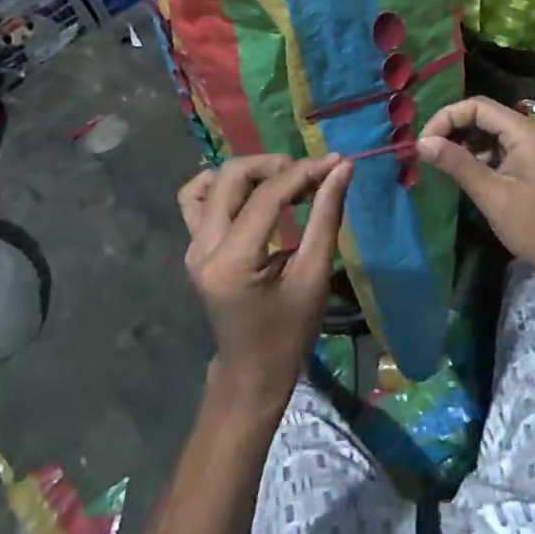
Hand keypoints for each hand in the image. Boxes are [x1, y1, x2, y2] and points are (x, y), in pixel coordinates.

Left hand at [177, 153, 351, 409]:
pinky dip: (223, 186)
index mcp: (232, 261)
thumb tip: (342, 168)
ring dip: (249, 173)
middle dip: (275, 166)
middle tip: (310, 176)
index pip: (266, 196)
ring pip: (210, 183)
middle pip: (231, 177)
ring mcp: (192, 247)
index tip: (336, 162)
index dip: (303, 172)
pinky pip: (197, 200)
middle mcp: (202, 248)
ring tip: (282, 183)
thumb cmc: (289, 332)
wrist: (252, 372)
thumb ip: (326, 216)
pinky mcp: (193, 248)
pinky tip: (251, 193)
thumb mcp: (314, 275)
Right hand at [417, 97, 534, 292]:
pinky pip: (500, 151)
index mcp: (526, 134)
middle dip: (453, 129)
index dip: (447, 117)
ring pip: (491, 134)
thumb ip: (458, 164)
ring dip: (464, 144)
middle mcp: (531, 135)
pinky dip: (478, 158)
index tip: (425, 143)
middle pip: (484, 116)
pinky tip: (462, 174)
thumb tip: (422, 142)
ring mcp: (534, 151)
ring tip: (439, 163)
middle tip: (427, 152)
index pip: (478, 106)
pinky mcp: (532, 168)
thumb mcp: (493, 196)